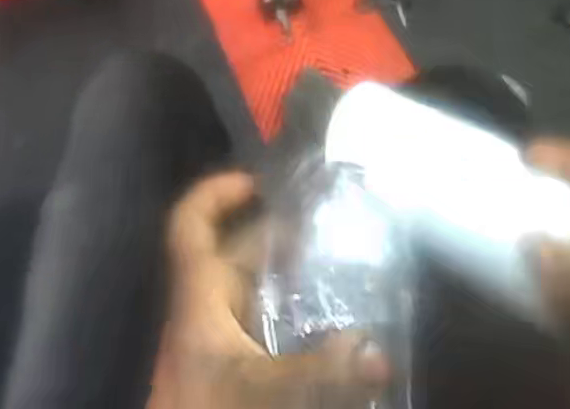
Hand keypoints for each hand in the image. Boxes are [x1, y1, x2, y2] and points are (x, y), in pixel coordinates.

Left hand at [148, 171, 390, 408]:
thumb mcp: (258, 392)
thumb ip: (319, 372)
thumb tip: (378, 352)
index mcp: (199, 295)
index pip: (190, 225)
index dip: (217, 192)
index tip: (261, 182)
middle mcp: (209, 307)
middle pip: (241, 249)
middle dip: (286, 232)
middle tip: (336, 224)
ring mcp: (222, 337)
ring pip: (259, 286)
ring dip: (297, 272)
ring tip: (346, 262)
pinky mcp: (236, 364)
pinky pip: (269, 322)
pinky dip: (298, 311)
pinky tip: (333, 319)